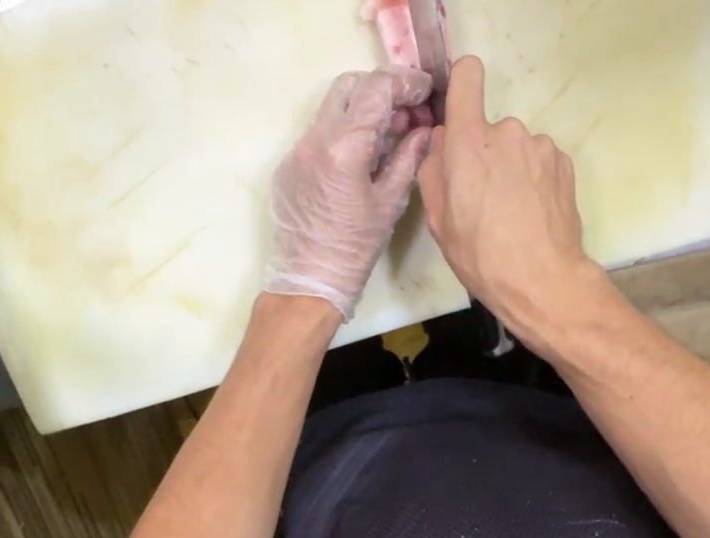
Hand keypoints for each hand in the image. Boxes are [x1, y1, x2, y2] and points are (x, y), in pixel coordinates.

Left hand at [266, 67, 434, 319]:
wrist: (307, 284)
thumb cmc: (353, 251)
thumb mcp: (389, 204)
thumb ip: (407, 158)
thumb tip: (422, 131)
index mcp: (343, 148)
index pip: (376, 88)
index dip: (404, 83)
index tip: (422, 92)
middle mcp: (313, 141)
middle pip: (348, 87)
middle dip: (379, 91)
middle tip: (403, 114)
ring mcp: (295, 153)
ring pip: (330, 110)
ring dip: (359, 113)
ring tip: (384, 140)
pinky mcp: (287, 169)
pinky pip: (316, 137)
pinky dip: (340, 136)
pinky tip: (357, 162)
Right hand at [418, 56, 608, 340]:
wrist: (542, 280)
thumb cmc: (481, 256)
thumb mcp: (438, 222)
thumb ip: (433, 172)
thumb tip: (442, 142)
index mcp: (469, 142)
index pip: (467, 77)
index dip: (462, 88)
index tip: (460, 114)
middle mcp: (507, 131)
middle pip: (488, 130)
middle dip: (483, 156)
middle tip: (481, 201)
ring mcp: (540, 145)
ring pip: (515, 148)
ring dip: (510, 170)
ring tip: (509, 213)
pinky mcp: (563, 162)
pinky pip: (538, 162)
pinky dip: (532, 181)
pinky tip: (531, 214)